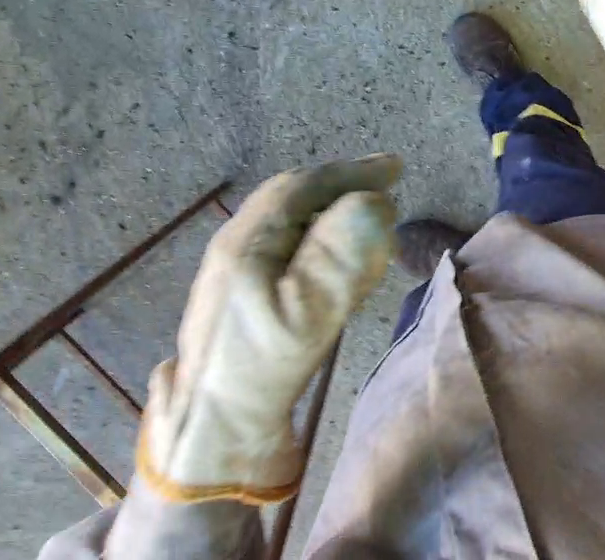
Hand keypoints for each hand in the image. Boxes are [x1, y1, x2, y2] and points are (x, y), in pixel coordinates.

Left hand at [135, 156, 401, 504]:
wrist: (208, 435)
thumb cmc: (260, 369)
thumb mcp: (308, 314)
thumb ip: (341, 255)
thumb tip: (375, 201)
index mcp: (247, 240)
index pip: (305, 185)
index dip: (353, 171)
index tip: (396, 169)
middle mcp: (235, 244)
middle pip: (292, 196)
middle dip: (341, 185)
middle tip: (385, 185)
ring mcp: (233, 270)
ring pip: (287, 220)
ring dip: (329, 209)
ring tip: (366, 215)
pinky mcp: (239, 295)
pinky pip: (283, 244)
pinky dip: (316, 235)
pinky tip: (333, 255)